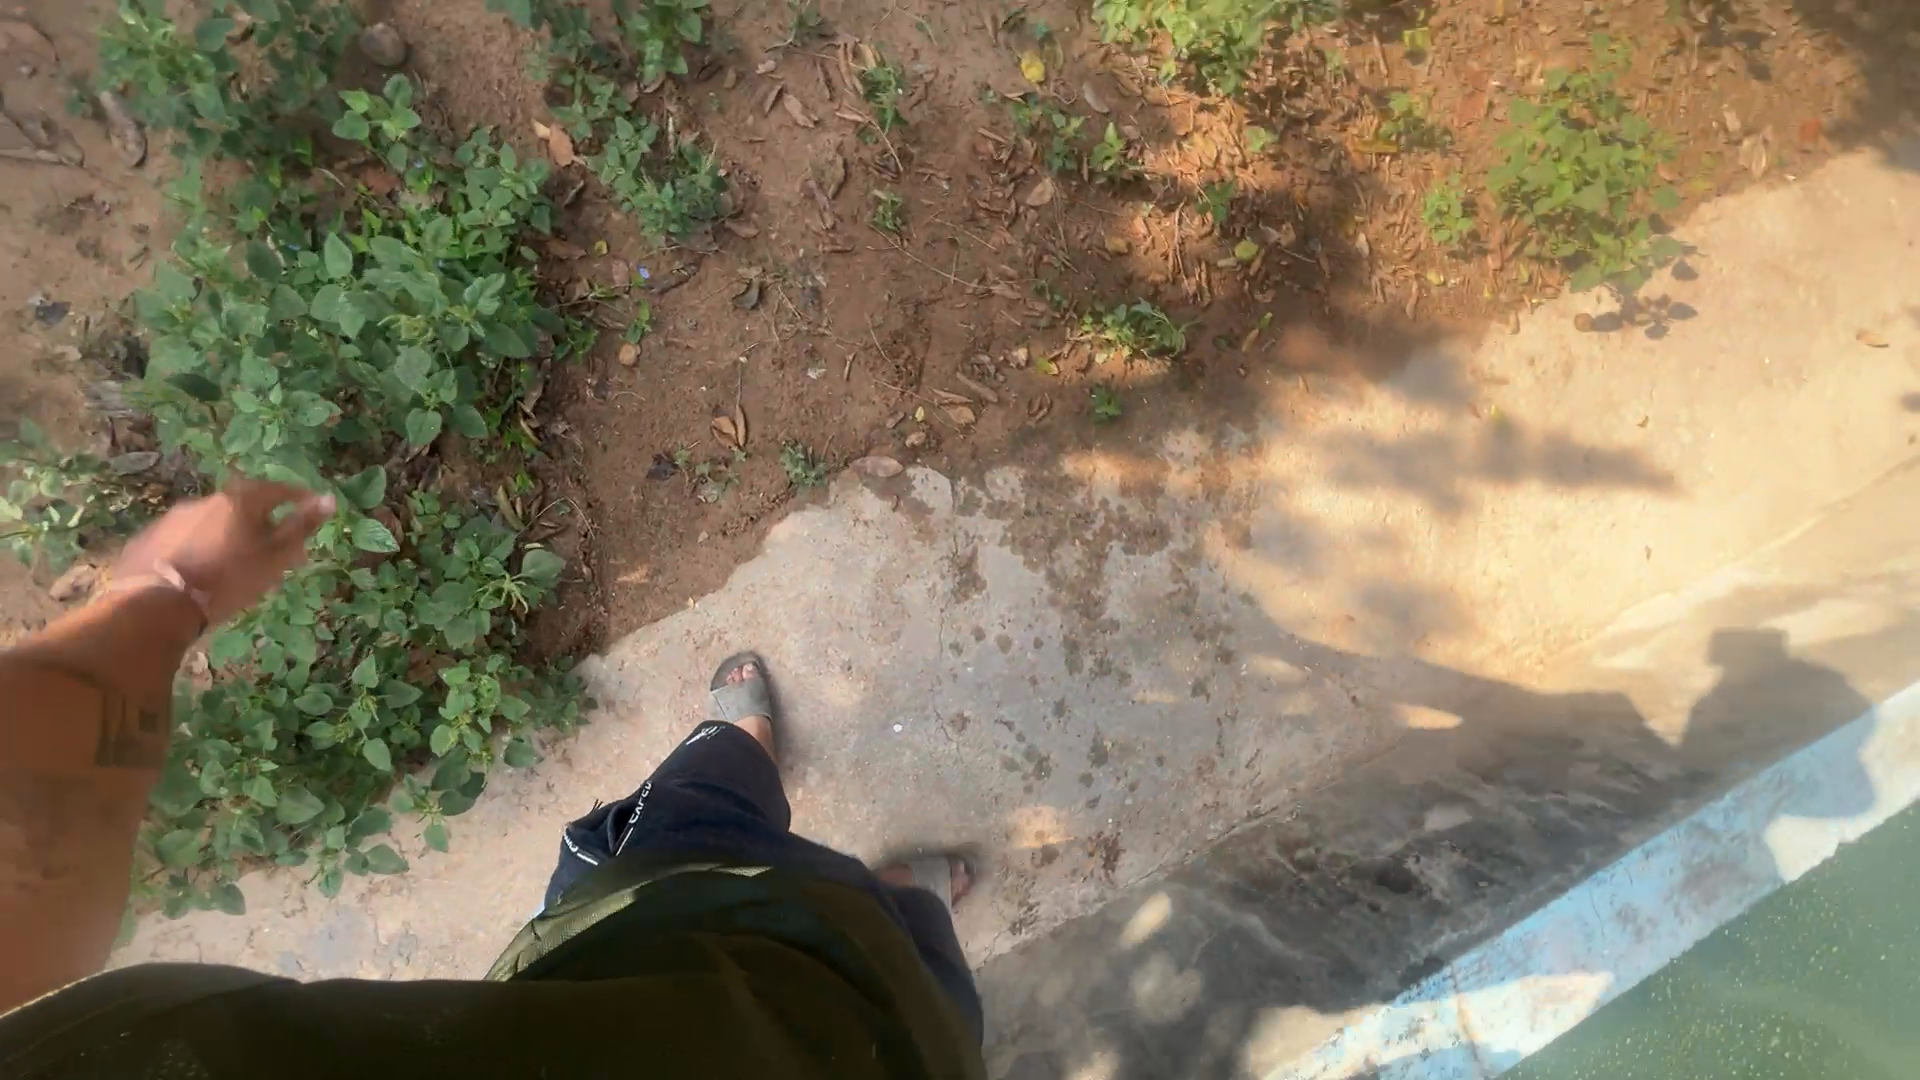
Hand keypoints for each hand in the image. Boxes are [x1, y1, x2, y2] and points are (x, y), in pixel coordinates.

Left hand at [110, 479, 335, 625]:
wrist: (155, 604)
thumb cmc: (230, 578)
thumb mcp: (278, 555)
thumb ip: (302, 526)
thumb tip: (329, 498)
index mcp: (239, 502)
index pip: (278, 489)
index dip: (299, 497)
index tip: (313, 508)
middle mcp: (204, 502)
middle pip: (243, 505)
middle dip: (264, 519)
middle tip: (277, 542)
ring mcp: (171, 519)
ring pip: (214, 521)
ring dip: (231, 532)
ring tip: (241, 558)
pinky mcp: (147, 539)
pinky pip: (187, 535)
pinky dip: (204, 544)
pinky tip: (207, 566)